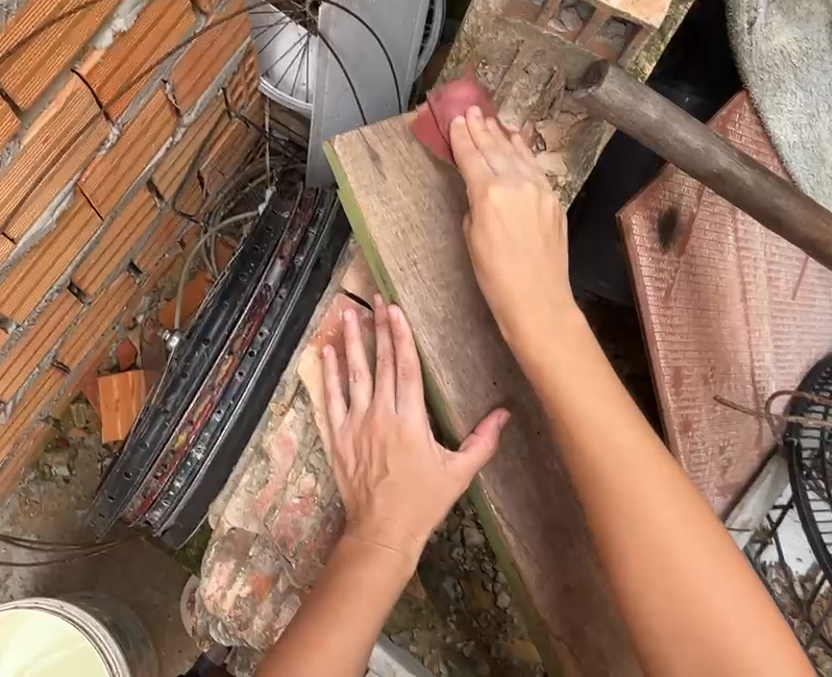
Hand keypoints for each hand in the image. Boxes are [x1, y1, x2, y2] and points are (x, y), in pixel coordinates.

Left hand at [320, 299, 509, 560]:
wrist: (382, 531)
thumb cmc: (423, 503)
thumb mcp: (459, 474)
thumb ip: (482, 441)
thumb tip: (505, 413)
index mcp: (411, 421)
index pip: (406, 368)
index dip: (401, 336)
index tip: (396, 310)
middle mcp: (382, 415)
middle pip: (380, 363)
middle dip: (378, 328)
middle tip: (374, 299)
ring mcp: (356, 424)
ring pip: (353, 374)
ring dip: (350, 342)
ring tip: (346, 314)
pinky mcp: (337, 435)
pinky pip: (332, 398)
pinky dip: (329, 373)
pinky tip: (326, 351)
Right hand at [449, 107, 578, 355]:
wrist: (537, 298)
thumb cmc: (495, 275)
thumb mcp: (471, 236)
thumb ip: (474, 204)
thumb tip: (480, 189)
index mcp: (488, 193)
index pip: (471, 157)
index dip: (461, 138)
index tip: (454, 121)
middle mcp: (515, 184)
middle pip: (494, 149)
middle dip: (480, 129)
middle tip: (470, 111)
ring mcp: (538, 190)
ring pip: (516, 154)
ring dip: (501, 135)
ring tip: (489, 119)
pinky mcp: (553, 199)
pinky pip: (534, 166)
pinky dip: (524, 150)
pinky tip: (517, 139)